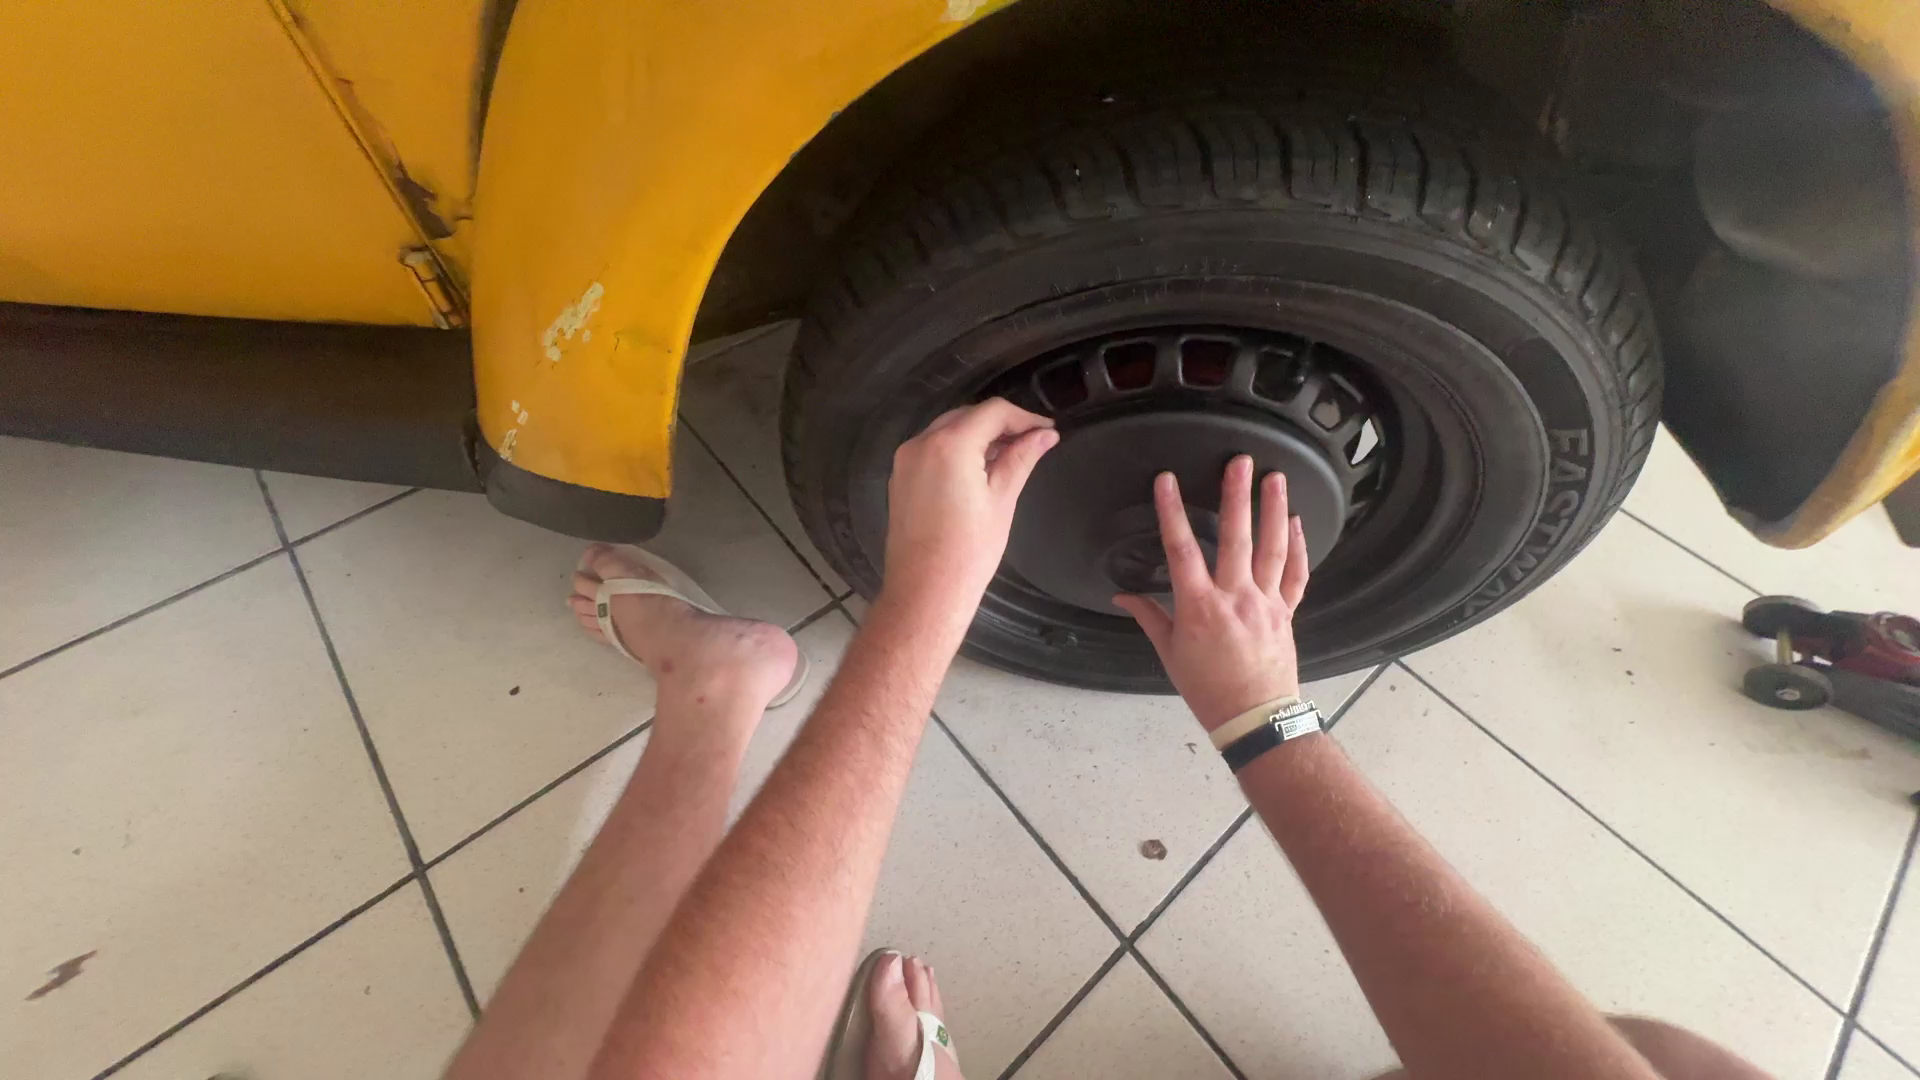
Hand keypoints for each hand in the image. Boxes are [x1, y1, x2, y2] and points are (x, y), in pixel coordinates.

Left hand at [881, 398, 1058, 615]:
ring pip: (948, 430)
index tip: (1047, 431)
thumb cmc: (968, 551)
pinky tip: (979, 469)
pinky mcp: (900, 478)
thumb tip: (1044, 437)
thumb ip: (1021, 459)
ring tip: (1010, 456)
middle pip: (968, 415)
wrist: (925, 591)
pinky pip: (932, 449)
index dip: (1024, 417)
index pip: (993, 412)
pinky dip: (957, 450)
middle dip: (1001, 424)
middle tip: (1032, 442)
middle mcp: (921, 444)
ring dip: (979, 435)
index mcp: (950, 446)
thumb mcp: (1002, 500)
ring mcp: (906, 460)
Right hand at [1113, 456, 1309, 731]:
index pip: (1180, 549)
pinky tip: (1294, 522)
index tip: (1167, 481)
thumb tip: (1120, 596)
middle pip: (1236, 538)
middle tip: (1241, 462)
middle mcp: (1234, 597)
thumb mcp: (1169, 652)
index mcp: (1198, 606)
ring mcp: (1265, 603)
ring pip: (1272, 549)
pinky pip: (1296, 575)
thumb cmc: (1206, 687)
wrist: (1255, 717)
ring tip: (1275, 478)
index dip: (1171, 512)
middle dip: (1237, 496)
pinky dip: (1297, 547)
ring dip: (1272, 510)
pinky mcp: (1286, 612)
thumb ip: (1148, 616)